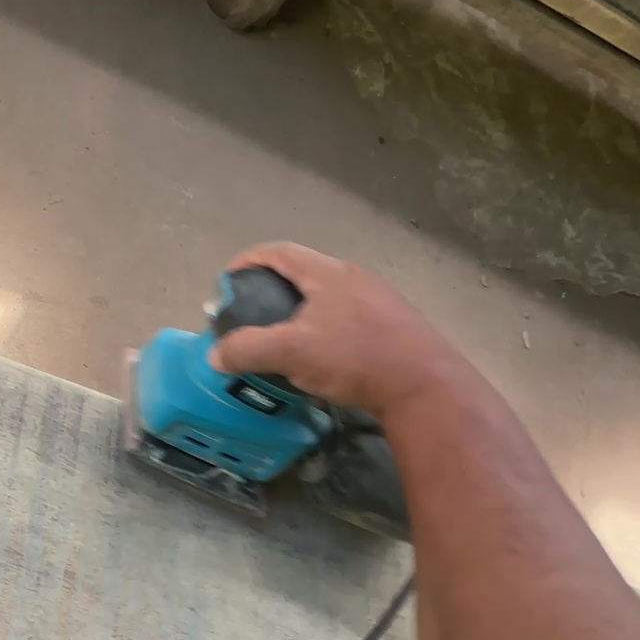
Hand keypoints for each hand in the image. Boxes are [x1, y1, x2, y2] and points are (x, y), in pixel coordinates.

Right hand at [208, 242, 469, 417]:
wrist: (424, 387)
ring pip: (324, 296)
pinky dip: (320, 327)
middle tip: (248, 314)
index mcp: (328, 274)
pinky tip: (316, 355)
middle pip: (302, 273)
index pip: (280, 252)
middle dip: (269, 289)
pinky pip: (343, 316)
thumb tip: (215, 355)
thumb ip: (246, 350)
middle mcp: (354, 278)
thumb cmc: (353, 358)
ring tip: (279, 338)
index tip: (227, 281)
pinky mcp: (391, 325)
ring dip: (296, 311)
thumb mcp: (288, 353)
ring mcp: (377, 300)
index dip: (248, 261)